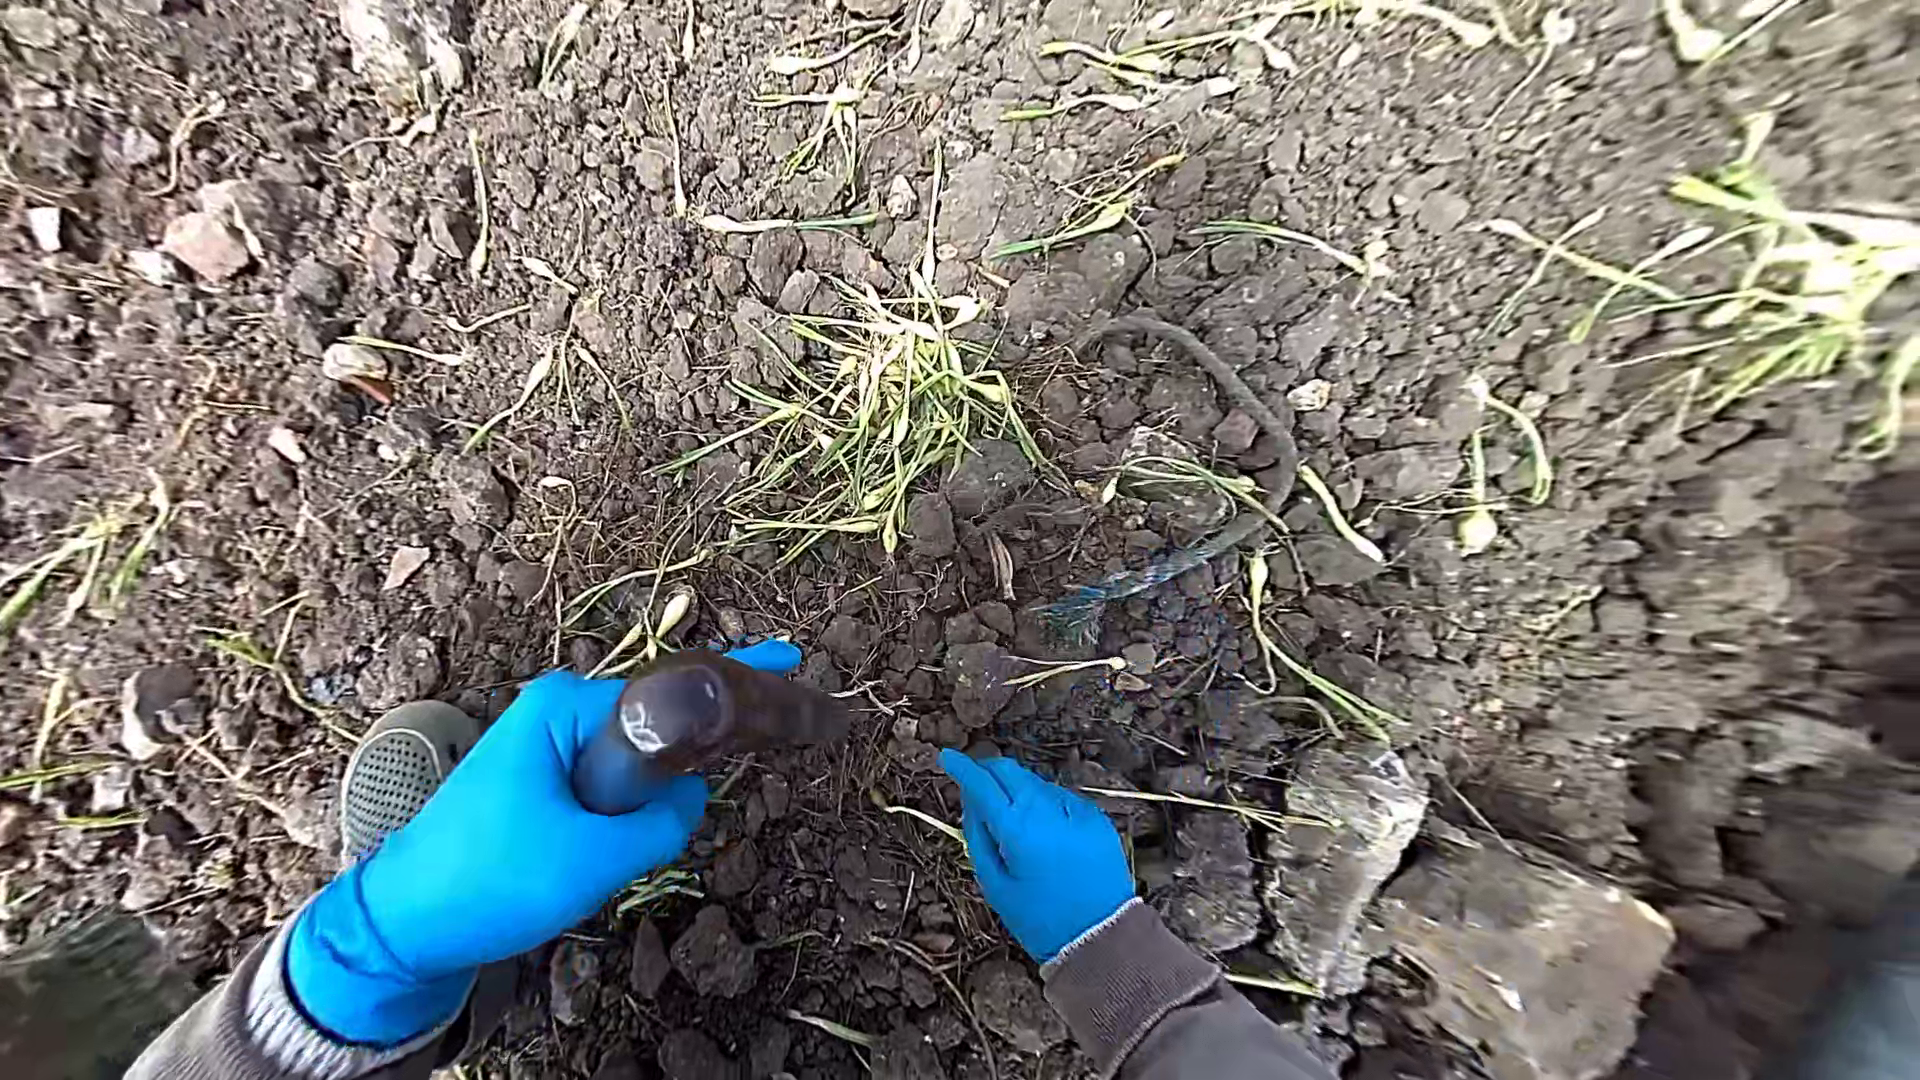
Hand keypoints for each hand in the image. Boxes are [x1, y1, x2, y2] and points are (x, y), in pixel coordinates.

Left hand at [289, 641, 800, 1043]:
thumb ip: (665, 821)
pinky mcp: (549, 767)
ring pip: (642, 739)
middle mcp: (562, 706)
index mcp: (566, 707)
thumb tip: (697, 795)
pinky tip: (666, 801)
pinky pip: (619, 760)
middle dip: (711, 721)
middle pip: (662, 705)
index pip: (669, 684)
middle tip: (766, 724)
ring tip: (704, 784)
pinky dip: (650, 777)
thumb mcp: (592, 858)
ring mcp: (553, 735)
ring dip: (676, 762)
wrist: (394, 933)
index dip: (734, 675)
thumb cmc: (487, 882)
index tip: (787, 658)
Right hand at [939, 749, 1135, 961]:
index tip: (949, 758)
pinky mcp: (1094, 815)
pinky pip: (1059, 797)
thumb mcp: (996, 885)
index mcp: (1017, 829)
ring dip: (1017, 789)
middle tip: (978, 785)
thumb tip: (970, 803)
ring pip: (1033, 781)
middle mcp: (1045, 809)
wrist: (1102, 937)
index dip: (961, 767)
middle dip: (988, 770)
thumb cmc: (1042, 920)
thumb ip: (977, 837)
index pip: (981, 784)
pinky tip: (1045, 831)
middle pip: (1008, 769)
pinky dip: (1044, 803)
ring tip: (1015, 821)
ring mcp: (1073, 808)